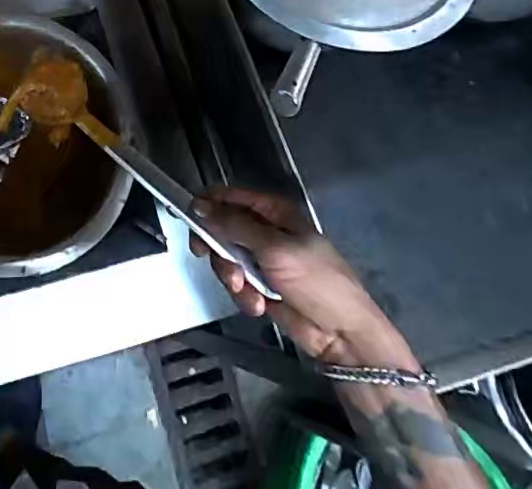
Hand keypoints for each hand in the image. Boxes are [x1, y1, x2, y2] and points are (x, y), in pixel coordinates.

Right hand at [191, 186, 416, 369]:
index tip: (188, 219)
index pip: (230, 197)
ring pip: (226, 259)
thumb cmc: (316, 281)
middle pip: (222, 229)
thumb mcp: (274, 248)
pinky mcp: (261, 286)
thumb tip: (200, 206)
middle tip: (213, 260)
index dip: (207, 205)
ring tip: (249, 292)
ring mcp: (263, 259)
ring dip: (232, 278)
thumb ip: (234, 226)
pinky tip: (259, 306)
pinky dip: (243, 296)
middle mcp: (265, 231)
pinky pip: (237, 284)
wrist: (343, 334)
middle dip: (219, 250)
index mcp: (273, 211)